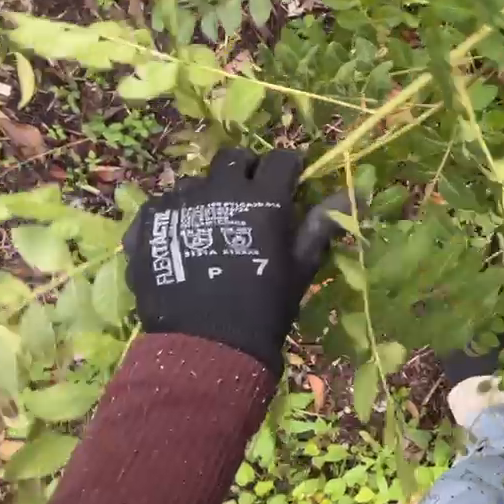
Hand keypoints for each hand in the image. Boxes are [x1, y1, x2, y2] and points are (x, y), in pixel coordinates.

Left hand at [125, 148, 348, 368]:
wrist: (207, 345)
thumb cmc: (265, 305)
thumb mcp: (302, 265)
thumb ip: (323, 223)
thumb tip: (355, 191)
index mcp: (264, 199)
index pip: (280, 159)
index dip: (289, 167)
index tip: (292, 182)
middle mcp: (221, 190)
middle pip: (234, 158)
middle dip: (246, 170)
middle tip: (252, 196)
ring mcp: (180, 204)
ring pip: (196, 180)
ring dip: (209, 193)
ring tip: (213, 221)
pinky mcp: (148, 224)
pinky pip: (163, 204)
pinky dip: (176, 215)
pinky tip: (183, 238)